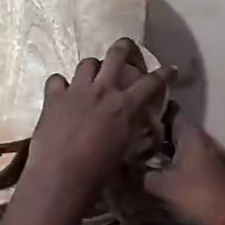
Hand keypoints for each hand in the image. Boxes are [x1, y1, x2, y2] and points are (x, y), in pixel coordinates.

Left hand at [22, 39, 168, 208]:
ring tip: (94, 77)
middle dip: (126, 47)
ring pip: (88, 63)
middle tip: (128, 52)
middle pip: (117, 53)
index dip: (165, 74)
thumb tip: (134, 121)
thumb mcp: (124, 148)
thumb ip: (130, 128)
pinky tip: (63, 93)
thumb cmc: (98, 172)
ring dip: (94, 68)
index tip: (171, 70)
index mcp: (125, 106)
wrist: (61, 177)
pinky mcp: (53, 97)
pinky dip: (61, 84)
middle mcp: (103, 90)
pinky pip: (57, 79)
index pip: (152, 82)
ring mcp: (76, 91)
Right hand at [145, 113, 224, 224]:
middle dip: (158, 132)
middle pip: (178, 128)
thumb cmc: (195, 196)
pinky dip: (178, 161)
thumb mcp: (162, 186)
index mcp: (192, 134)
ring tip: (144, 154)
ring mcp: (212, 155)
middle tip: (135, 136)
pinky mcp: (215, 171)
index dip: (155, 108)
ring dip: (168, 148)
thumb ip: (143, 175)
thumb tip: (128, 168)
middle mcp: (204, 139)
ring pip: (185, 145)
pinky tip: (163, 171)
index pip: (173, 111)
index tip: (137, 112)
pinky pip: (192, 159)